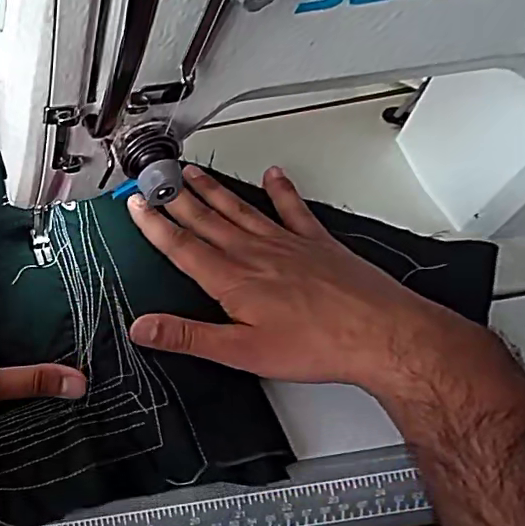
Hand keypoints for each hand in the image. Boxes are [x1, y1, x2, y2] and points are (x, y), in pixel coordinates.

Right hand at [123, 165, 500, 402]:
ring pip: (240, 209)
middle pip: (206, 220)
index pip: (182, 246)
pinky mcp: (318, 244)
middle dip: (176, 198)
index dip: (155, 224)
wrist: (386, 336)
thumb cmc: (318, 345)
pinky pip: (294, 209)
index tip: (138, 205)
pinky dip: (281, 190)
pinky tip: (273, 175)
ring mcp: (288, 245)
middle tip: (157, 179)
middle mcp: (257, 254)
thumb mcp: (238, 352)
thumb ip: (185, 337)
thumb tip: (142, 328)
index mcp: (233, 280)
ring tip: (193, 174)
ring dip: (213, 190)